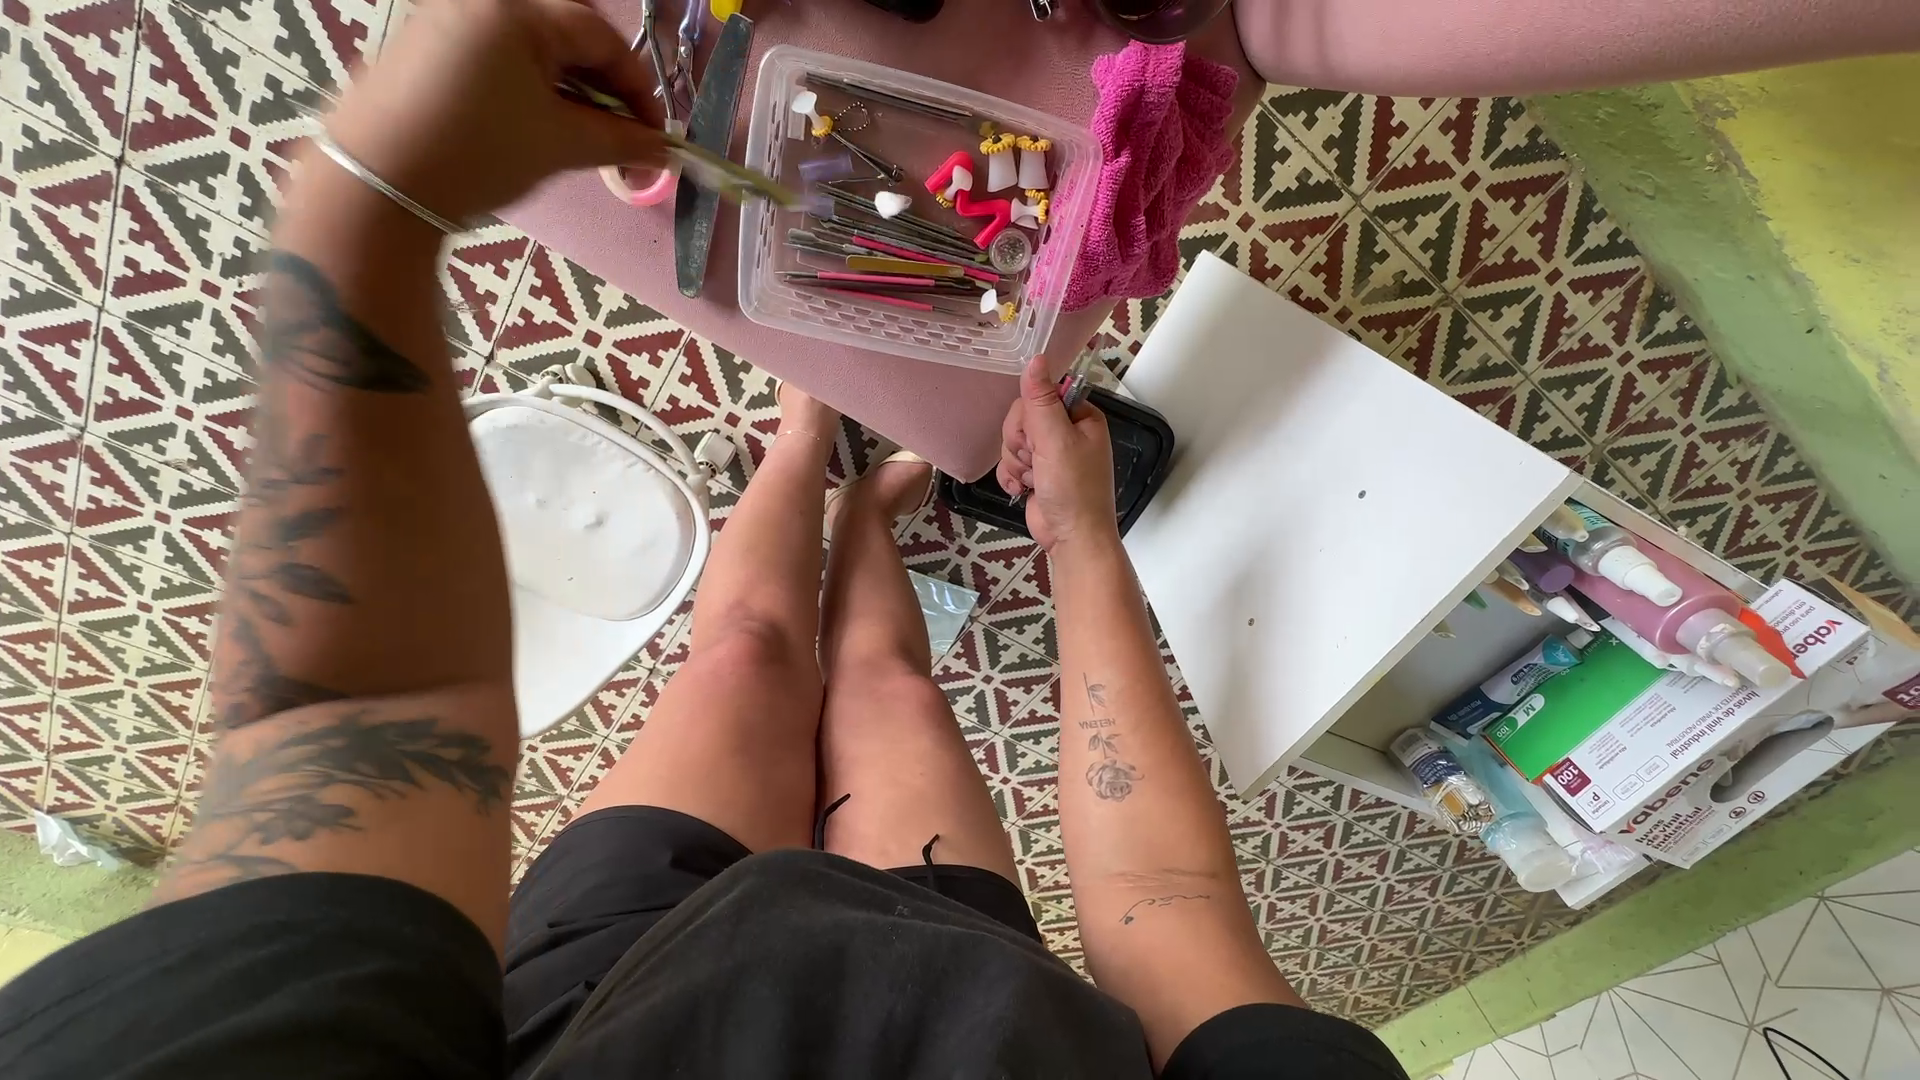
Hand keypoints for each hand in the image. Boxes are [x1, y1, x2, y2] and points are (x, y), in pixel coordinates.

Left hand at [320, 0, 664, 223]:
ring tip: (588, 140)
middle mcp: (483, 2)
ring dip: (575, 92)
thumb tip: (664, 150)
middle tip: (625, 137)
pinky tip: (544, 128)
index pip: (601, 37)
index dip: (639, 87)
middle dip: (608, 89)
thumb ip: (622, 142)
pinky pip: (504, 59)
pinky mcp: (432, 48)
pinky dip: (538, 90)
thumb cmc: (482, 150)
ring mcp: (451, 20)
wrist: (383, 175)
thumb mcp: (562, 144)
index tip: (656, 135)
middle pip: (569, 37)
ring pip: (537, 50)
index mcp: (517, 11)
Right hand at [997, 355, 1116, 553]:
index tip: (1035, 438)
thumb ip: (1041, 400)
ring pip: (1012, 442)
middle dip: (1019, 444)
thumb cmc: (1073, 490)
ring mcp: (1050, 454)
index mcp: (1079, 417)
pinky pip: (1009, 463)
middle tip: (1035, 461)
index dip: (1028, 418)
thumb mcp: (1056, 441)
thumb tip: (1035, 358)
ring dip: (1015, 463)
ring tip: (1032, 480)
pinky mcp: (1036, 474)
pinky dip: (1011, 477)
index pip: (1039, 396)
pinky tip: (1021, 489)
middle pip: (1021, 420)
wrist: (1072, 538)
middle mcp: (1066, 432)